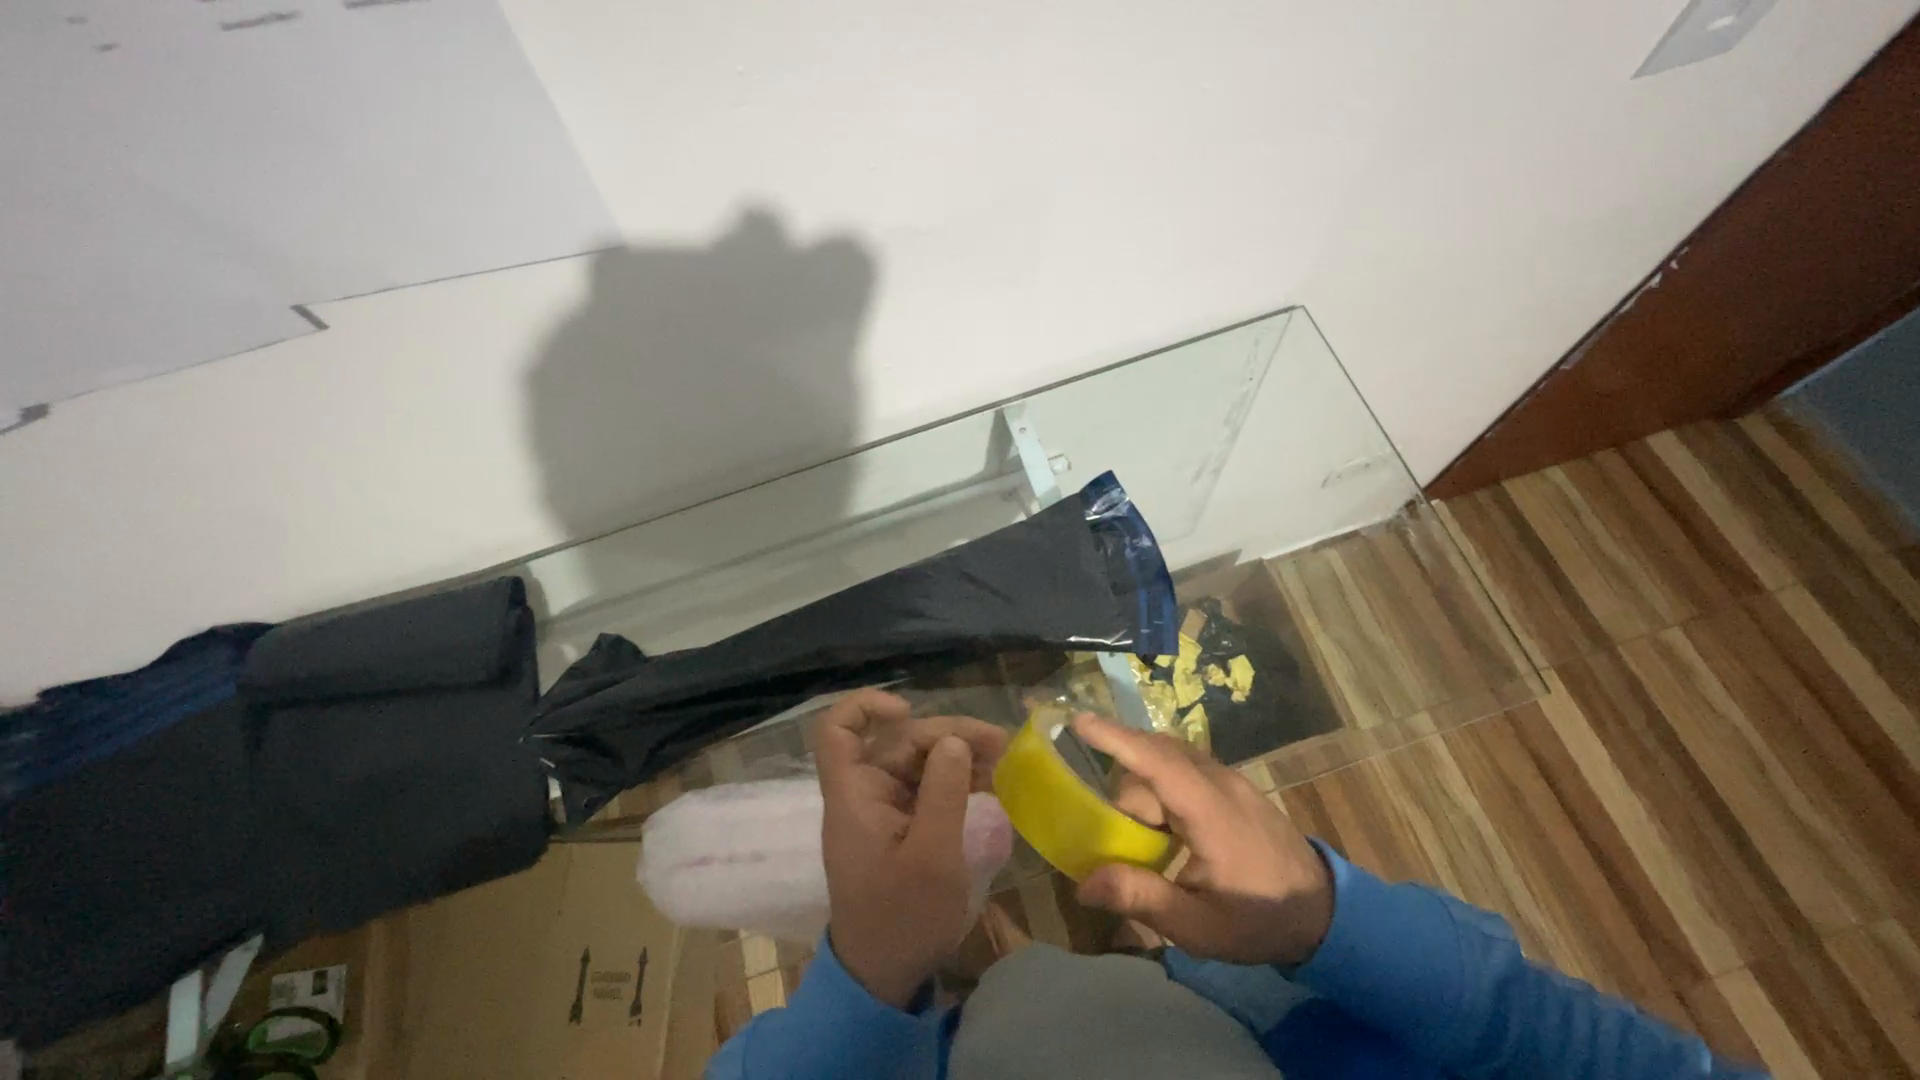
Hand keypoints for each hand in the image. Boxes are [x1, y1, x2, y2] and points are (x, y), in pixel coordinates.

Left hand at [814, 689, 1007, 1006]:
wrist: (883, 976)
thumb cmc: (903, 918)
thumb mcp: (933, 857)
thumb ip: (944, 793)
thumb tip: (954, 741)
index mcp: (854, 796)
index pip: (837, 730)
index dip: (867, 707)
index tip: (911, 711)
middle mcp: (863, 795)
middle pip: (896, 741)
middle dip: (946, 735)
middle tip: (999, 744)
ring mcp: (881, 811)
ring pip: (915, 762)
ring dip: (956, 756)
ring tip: (1001, 762)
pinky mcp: (899, 829)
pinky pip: (924, 789)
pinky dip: (954, 781)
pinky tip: (988, 786)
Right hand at [1071, 713, 1333, 966]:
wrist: (1324, 913)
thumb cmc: (1259, 920)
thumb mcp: (1198, 926)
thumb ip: (1141, 898)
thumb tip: (1084, 883)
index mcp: (1211, 811)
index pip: (1157, 761)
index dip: (1116, 739)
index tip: (1078, 721)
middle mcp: (1220, 781)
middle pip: (1153, 761)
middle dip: (1127, 798)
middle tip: (1126, 849)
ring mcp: (1230, 778)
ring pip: (1167, 760)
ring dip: (1144, 791)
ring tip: (1147, 841)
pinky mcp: (1232, 784)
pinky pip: (1183, 767)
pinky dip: (1160, 785)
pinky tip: (1164, 828)